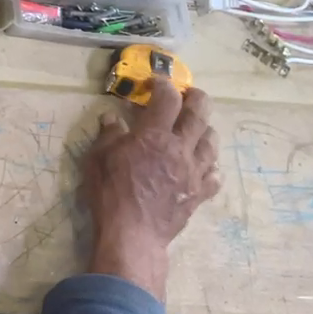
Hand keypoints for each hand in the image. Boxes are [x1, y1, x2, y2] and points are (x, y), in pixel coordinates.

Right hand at [78, 78, 220, 300]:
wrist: (134, 232)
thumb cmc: (110, 191)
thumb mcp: (98, 157)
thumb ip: (109, 135)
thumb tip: (113, 118)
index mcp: (153, 136)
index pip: (167, 100)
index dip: (164, 86)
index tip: (157, 81)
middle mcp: (180, 148)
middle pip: (199, 115)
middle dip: (196, 98)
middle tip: (189, 93)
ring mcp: (194, 171)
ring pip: (211, 142)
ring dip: (205, 129)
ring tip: (196, 127)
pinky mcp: (200, 193)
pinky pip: (214, 174)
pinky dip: (209, 164)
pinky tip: (201, 165)